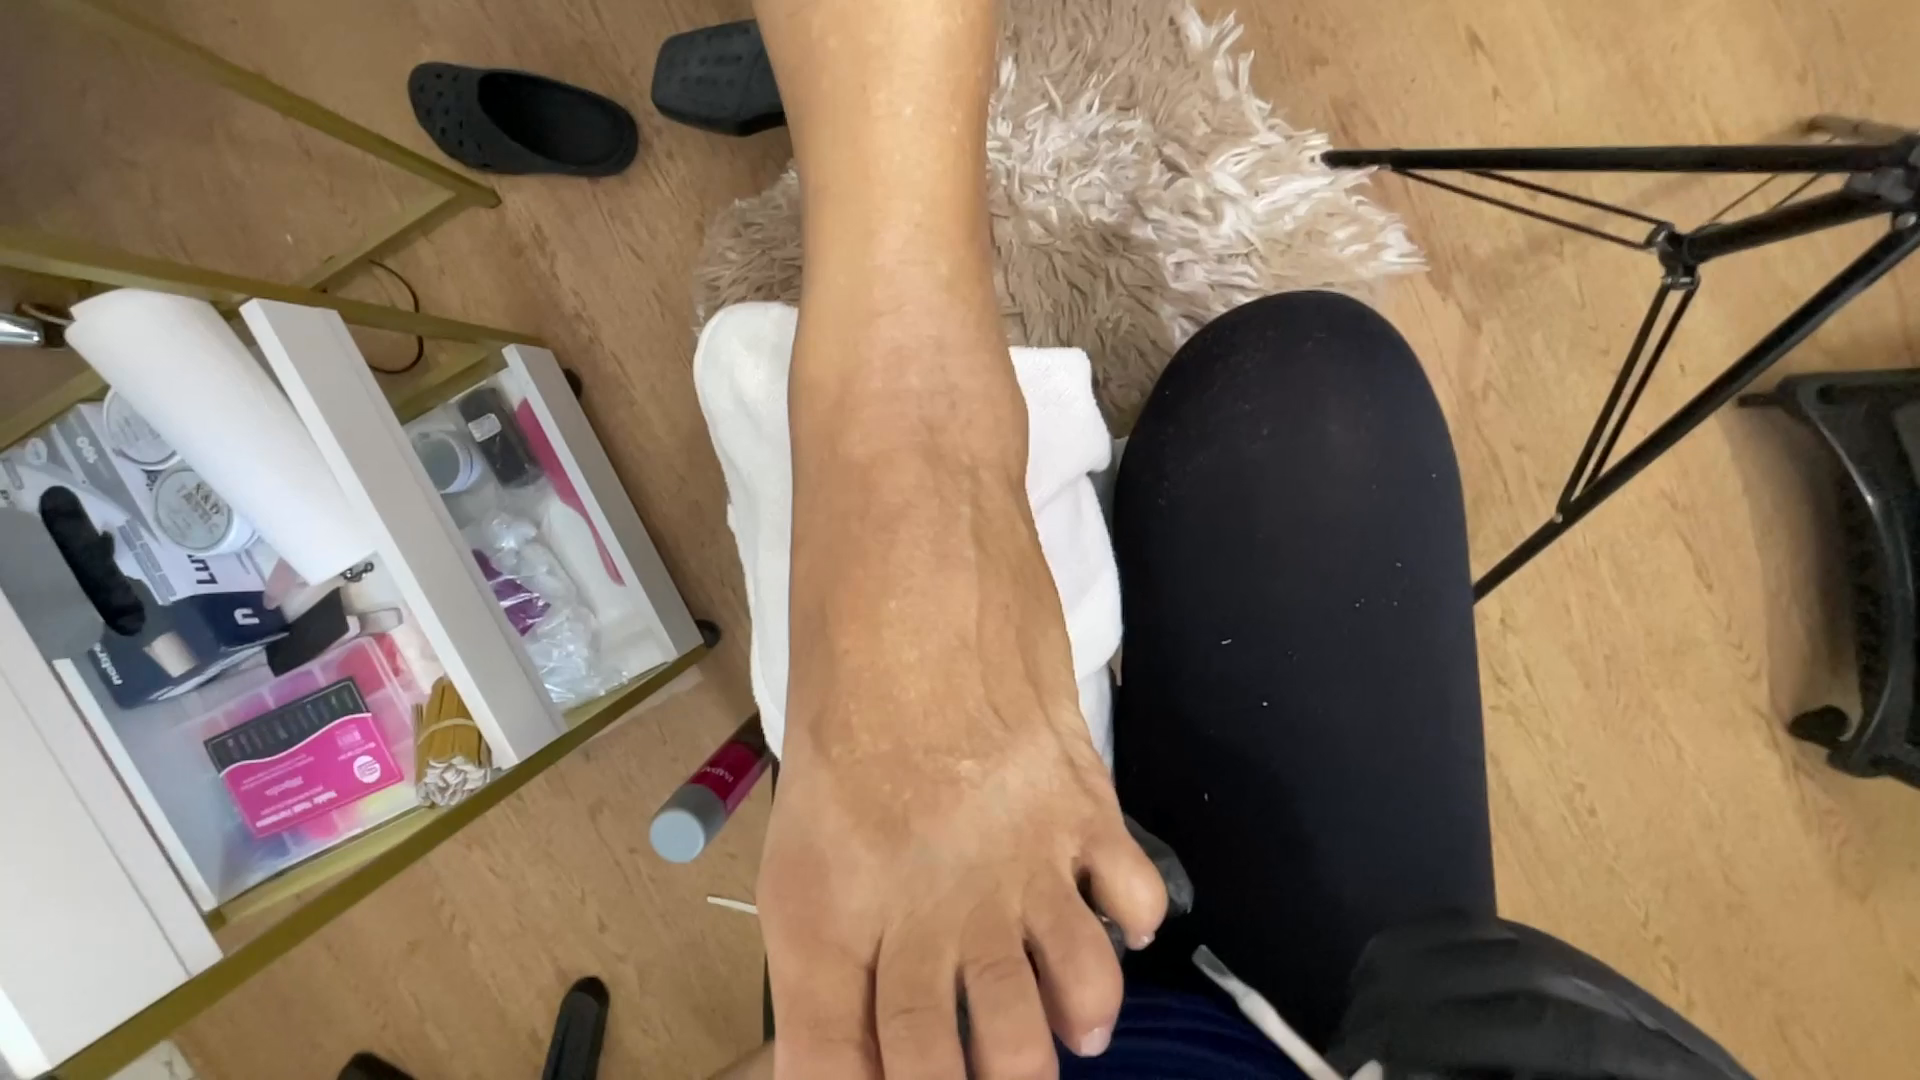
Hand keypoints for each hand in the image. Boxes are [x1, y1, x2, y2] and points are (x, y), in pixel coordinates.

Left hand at [762, 448, 1168, 1078]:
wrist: (914, 548)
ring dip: (1053, 1035)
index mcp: (826, 908)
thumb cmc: (837, 650)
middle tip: (976, 1069)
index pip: (844, 1070)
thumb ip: (838, 899)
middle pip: (960, 1068)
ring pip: (1058, 1013)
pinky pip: (1131, 908)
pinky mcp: (1083, 800)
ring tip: (1052, 1033)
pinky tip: (1105, 920)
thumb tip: (867, 970)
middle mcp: (925, 906)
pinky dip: (1122, 932)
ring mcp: (1017, 858)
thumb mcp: (804, 788)